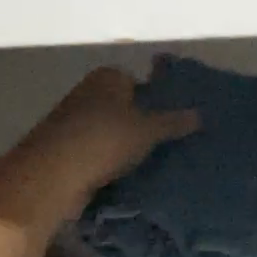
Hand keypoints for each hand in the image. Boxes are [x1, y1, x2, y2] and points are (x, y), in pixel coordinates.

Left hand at [0, 67, 199, 227]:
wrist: (56, 172)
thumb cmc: (105, 139)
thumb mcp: (148, 130)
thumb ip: (173, 122)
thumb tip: (200, 115)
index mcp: (107, 77)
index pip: (137, 82)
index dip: (154, 100)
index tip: (171, 123)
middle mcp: (88, 93)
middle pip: (123, 108)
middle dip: (141, 125)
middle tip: (167, 147)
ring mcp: (74, 121)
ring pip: (110, 133)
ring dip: (125, 147)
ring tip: (151, 166)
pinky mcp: (66, 149)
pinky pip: (98, 153)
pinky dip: (110, 163)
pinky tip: (126, 178)